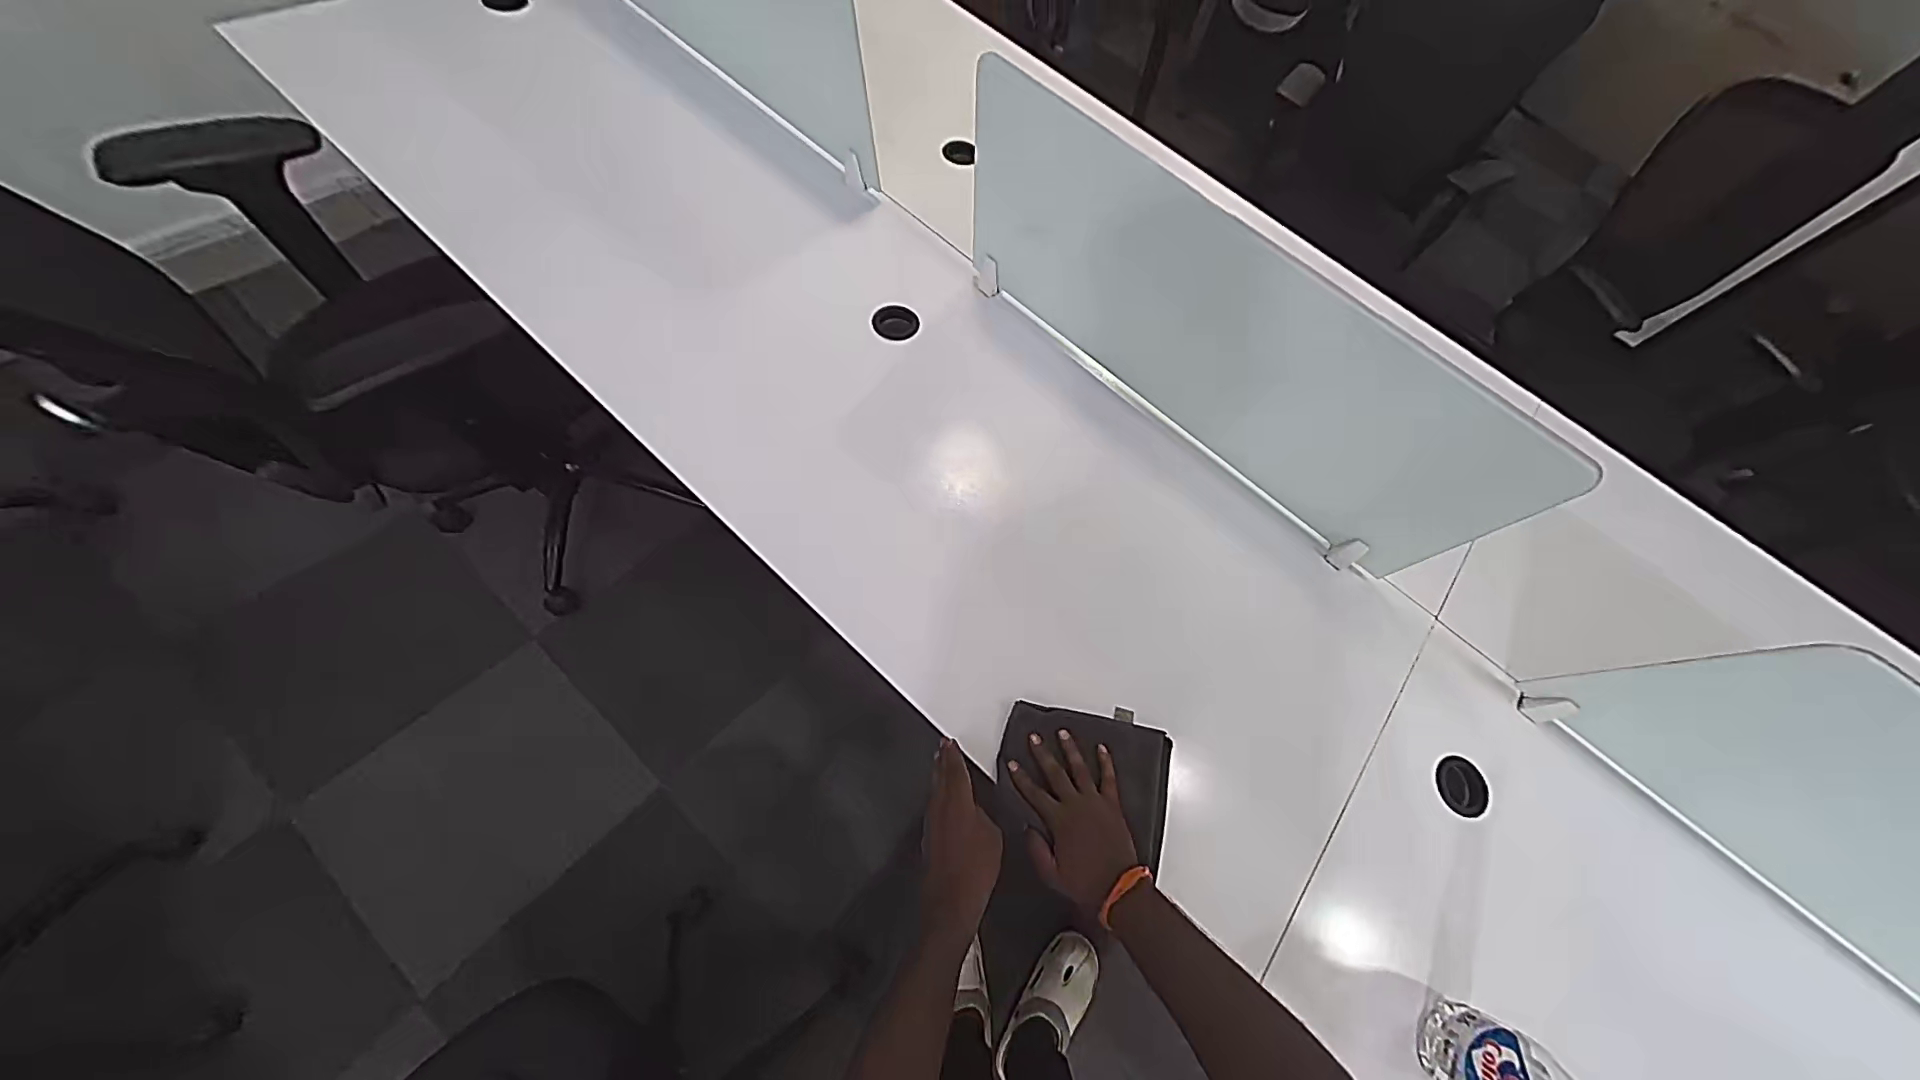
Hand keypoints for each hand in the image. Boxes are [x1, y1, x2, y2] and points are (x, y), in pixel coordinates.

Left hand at [921, 739, 1002, 942]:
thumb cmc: (977, 867)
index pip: (955, 770)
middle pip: (939, 777)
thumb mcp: (992, 835)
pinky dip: (937, 794)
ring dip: (938, 776)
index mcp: (957, 801)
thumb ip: (984, 814)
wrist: (951, 899)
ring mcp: (931, 821)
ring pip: (934, 790)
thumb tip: (976, 810)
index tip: (950, 742)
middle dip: (942, 761)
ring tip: (941, 765)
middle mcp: (940, 807)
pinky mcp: (929, 836)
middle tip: (943, 747)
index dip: (953, 755)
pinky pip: (933, 805)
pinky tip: (941, 797)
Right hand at [1007, 729, 1140, 917]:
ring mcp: (1096, 803)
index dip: (1021, 777)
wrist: (1119, 889)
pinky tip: (1101, 749)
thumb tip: (1028, 830)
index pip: (1034, 793)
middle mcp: (1076, 806)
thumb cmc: (1086, 883)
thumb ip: (1036, 849)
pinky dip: (1106, 762)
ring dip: (1070, 749)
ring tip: (1063, 733)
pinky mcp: (1112, 806)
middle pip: (1055, 773)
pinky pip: (1109, 778)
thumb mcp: (1051, 873)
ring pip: (1080, 769)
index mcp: (1059, 821)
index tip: (1013, 763)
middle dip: (1042, 753)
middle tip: (1034, 738)